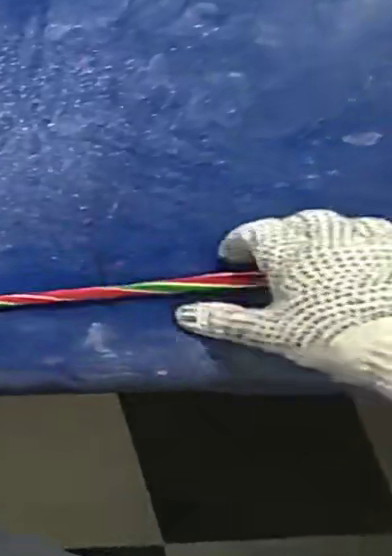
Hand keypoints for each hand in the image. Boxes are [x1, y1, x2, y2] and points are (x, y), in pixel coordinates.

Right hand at [176, 210, 391, 396]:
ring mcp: (383, 244)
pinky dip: (374, 246)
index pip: (256, 232)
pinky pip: (389, 239)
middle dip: (288, 231)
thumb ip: (225, 320)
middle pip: (306, 220)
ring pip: (353, 224)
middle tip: (280, 255)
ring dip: (335, 234)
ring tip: (329, 255)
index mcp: (291, 253)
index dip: (239, 243)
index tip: (232, 260)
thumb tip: (184, 313)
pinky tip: (372, 264)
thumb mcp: (270, 333)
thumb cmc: (332, 335)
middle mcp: (334, 239)